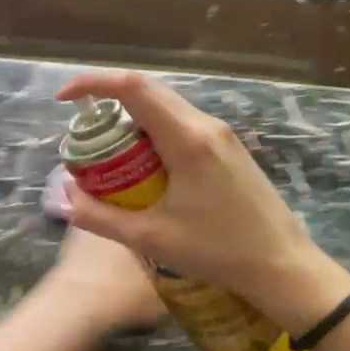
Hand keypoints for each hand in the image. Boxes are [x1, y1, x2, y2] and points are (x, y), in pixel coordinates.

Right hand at [55, 69, 349, 332]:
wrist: (284, 267)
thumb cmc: (218, 251)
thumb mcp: (148, 238)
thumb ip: (99, 216)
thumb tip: (65, 195)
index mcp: (186, 140)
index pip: (133, 88)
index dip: (93, 83)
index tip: (64, 98)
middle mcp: (205, 126)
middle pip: (147, 90)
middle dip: (106, 98)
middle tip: (80, 126)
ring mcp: (221, 135)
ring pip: (164, 105)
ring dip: (129, 115)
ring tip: (105, 147)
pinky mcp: (228, 148)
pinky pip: (179, 122)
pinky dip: (150, 129)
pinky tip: (140, 162)